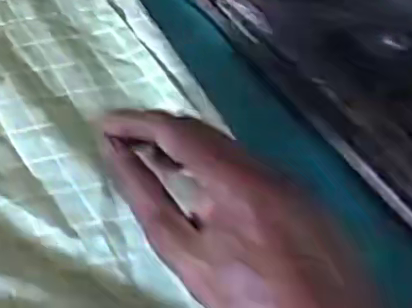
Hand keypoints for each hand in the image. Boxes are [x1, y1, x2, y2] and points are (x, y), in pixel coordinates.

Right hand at [101, 110, 378, 307]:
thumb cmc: (251, 301)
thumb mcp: (184, 252)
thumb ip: (143, 195)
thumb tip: (112, 149)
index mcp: (239, 182)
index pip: (173, 129)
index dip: (132, 121)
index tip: (102, 125)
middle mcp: (270, 172)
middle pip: (200, 131)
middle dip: (155, 130)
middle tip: (121, 139)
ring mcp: (296, 187)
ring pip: (225, 146)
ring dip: (184, 146)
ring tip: (153, 160)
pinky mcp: (310, 204)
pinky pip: (250, 167)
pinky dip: (214, 164)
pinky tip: (201, 187)